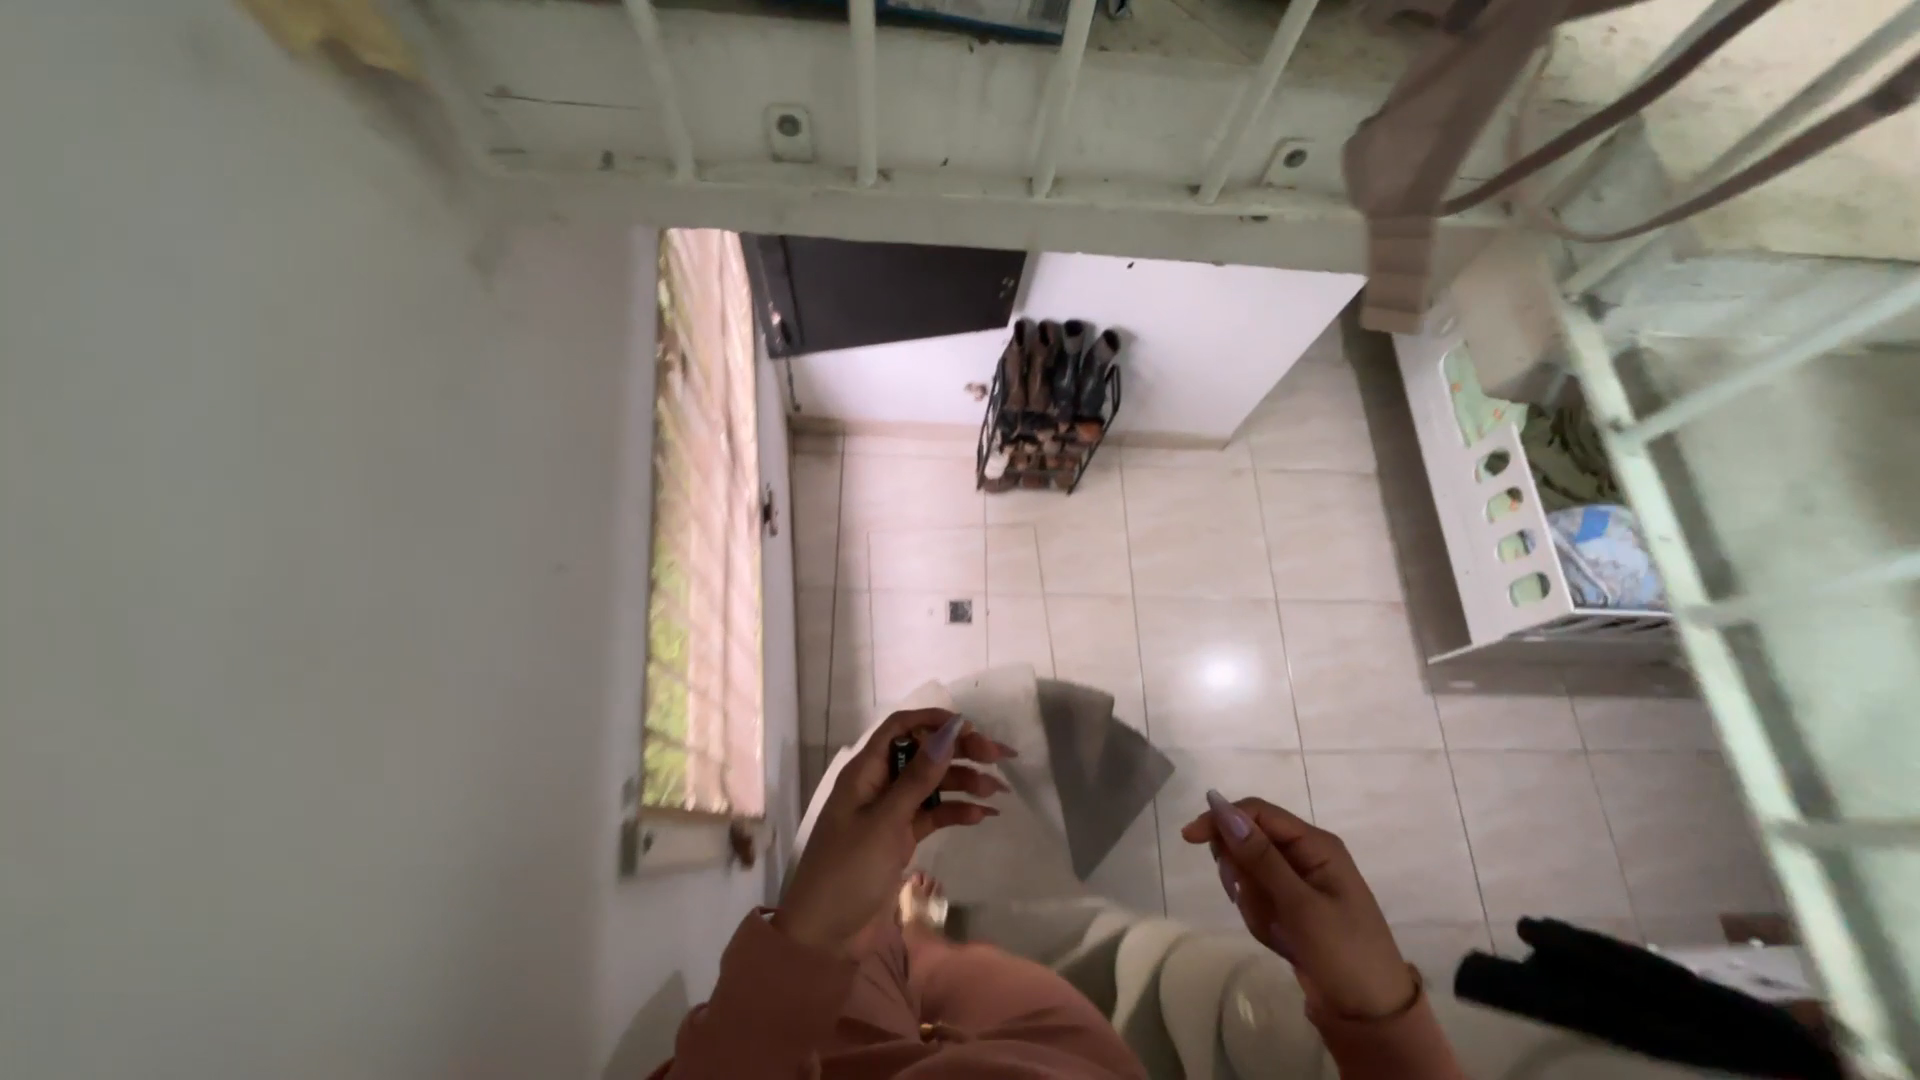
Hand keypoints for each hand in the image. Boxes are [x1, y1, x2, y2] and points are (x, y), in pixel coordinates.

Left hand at [774, 709, 1014, 954]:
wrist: (825, 935)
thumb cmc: (848, 870)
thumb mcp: (886, 822)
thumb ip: (919, 777)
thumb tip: (949, 731)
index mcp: (866, 771)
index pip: (901, 727)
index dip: (935, 721)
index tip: (972, 728)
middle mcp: (879, 784)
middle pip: (923, 753)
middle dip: (960, 751)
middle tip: (999, 758)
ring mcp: (891, 811)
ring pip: (933, 784)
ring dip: (964, 782)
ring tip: (998, 792)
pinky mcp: (901, 837)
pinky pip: (934, 814)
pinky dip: (956, 812)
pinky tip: (983, 816)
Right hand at [1182, 791, 1416, 1020]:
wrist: (1370, 1015)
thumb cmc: (1343, 952)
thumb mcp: (1299, 904)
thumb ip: (1259, 856)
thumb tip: (1220, 806)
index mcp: (1315, 844)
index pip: (1256, 812)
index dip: (1221, 819)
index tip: (1190, 838)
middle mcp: (1305, 855)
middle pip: (1247, 840)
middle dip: (1240, 870)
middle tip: (1245, 897)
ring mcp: (1298, 882)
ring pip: (1248, 872)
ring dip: (1251, 900)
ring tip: (1276, 929)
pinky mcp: (1291, 906)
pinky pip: (1257, 897)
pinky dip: (1259, 916)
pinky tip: (1279, 938)